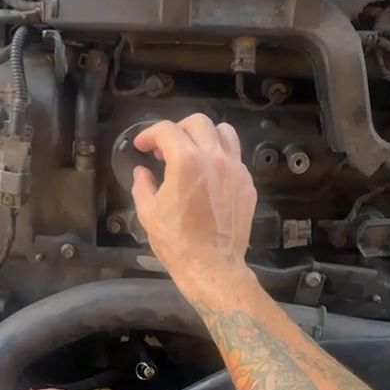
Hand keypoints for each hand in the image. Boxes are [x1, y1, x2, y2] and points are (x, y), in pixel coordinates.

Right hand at [130, 115, 258, 296]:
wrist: (212, 267)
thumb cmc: (177, 243)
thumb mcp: (148, 214)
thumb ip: (142, 186)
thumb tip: (142, 172)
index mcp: (186, 162)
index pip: (167, 130)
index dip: (150, 134)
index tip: (143, 145)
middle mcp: (214, 158)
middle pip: (198, 123)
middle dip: (178, 129)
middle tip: (166, 147)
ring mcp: (235, 170)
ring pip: (224, 133)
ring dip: (205, 136)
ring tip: (193, 151)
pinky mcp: (247, 185)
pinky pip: (235, 159)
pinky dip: (220, 158)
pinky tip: (209, 176)